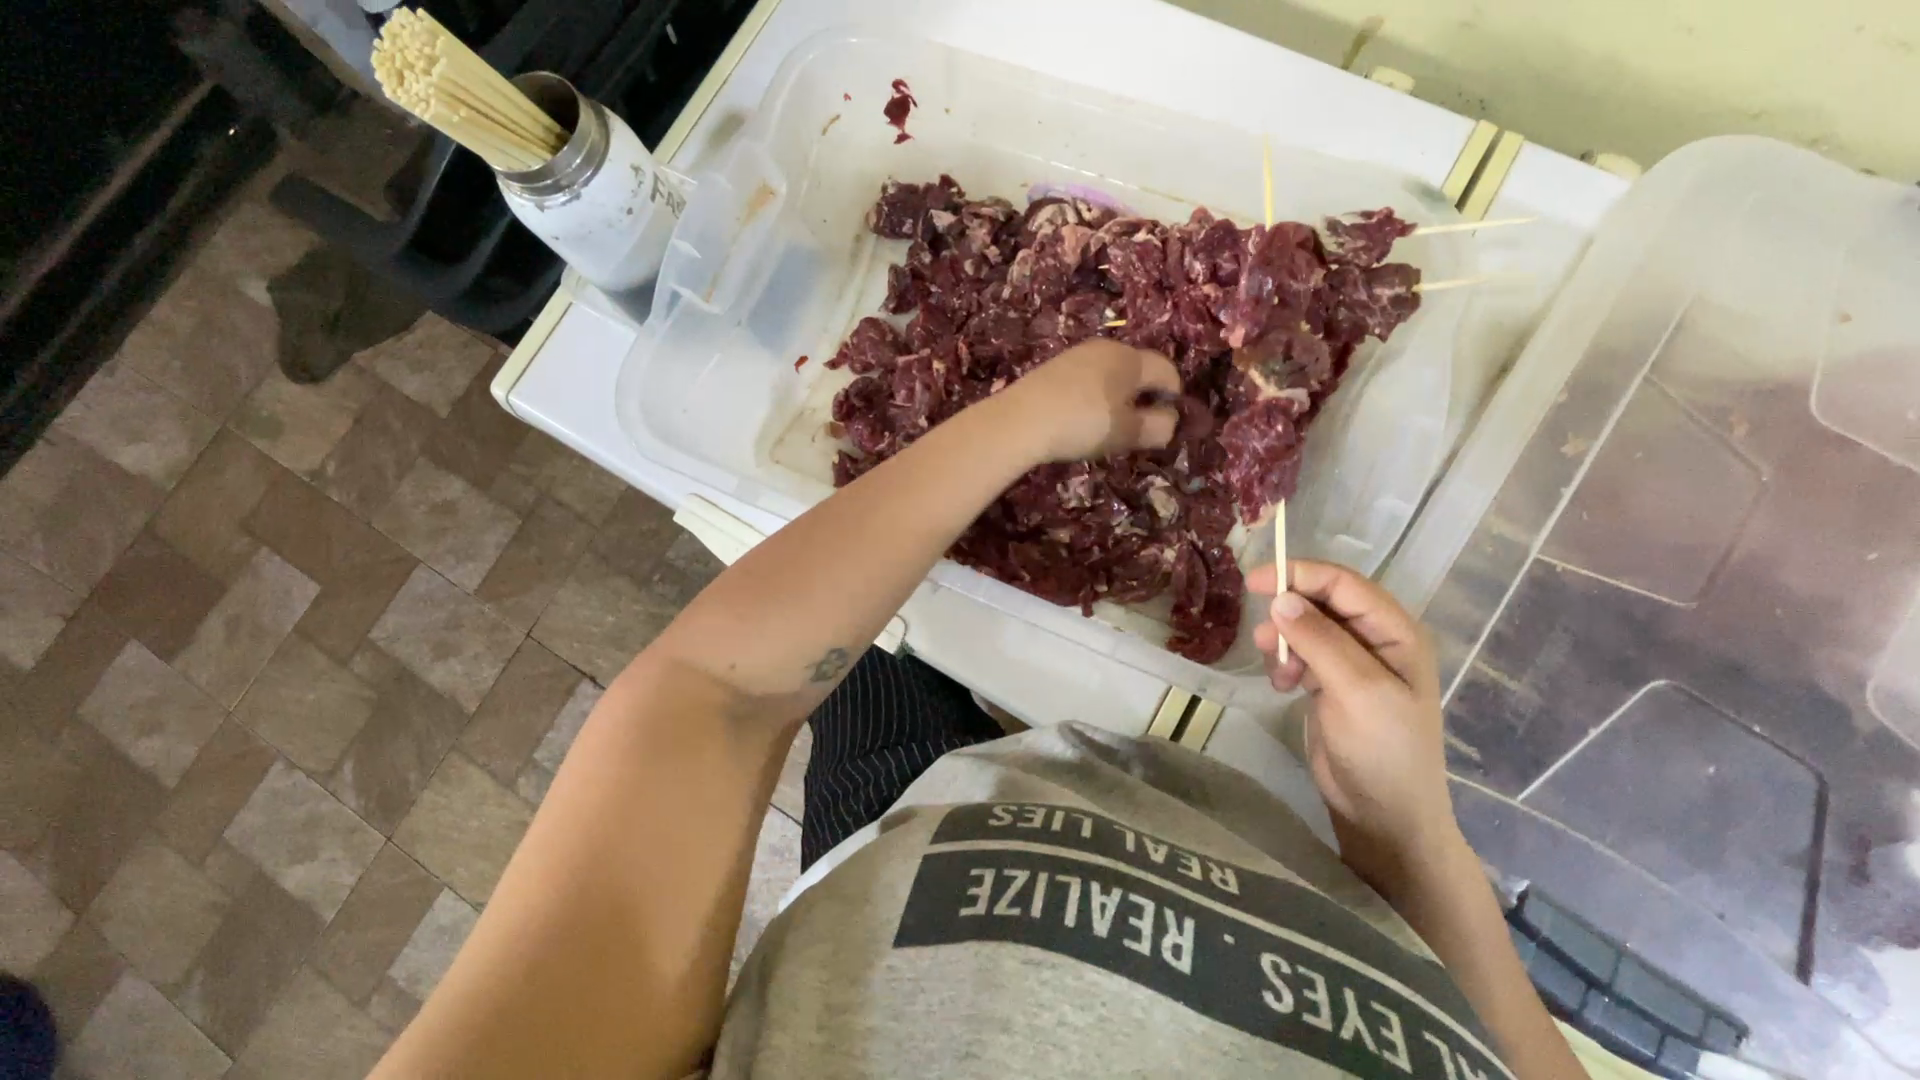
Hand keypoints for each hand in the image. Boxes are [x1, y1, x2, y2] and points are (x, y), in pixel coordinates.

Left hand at [992, 340, 1180, 461]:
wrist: (1020, 420)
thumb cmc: (1083, 424)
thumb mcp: (1127, 432)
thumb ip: (1157, 427)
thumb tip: (1169, 421)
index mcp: (1131, 358)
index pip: (1168, 372)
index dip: (1172, 399)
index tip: (1160, 425)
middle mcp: (1107, 347)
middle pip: (1138, 370)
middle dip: (1143, 398)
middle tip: (1132, 429)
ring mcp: (1077, 353)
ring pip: (1112, 375)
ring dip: (1117, 398)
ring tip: (1103, 427)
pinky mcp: (1054, 366)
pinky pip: (1087, 379)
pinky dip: (1093, 397)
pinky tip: (1078, 419)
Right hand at [1247, 559, 1462, 894]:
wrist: (1384, 814)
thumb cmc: (1383, 749)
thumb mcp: (1356, 690)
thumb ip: (1320, 640)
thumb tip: (1280, 598)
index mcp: (1396, 632)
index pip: (1344, 585)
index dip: (1300, 575)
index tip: (1254, 581)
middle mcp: (1375, 640)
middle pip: (1323, 602)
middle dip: (1288, 612)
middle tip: (1260, 636)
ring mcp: (1352, 664)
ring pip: (1306, 628)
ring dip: (1283, 640)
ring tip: (1274, 670)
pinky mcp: (1331, 686)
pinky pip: (1300, 655)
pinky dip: (1284, 662)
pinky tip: (1280, 685)